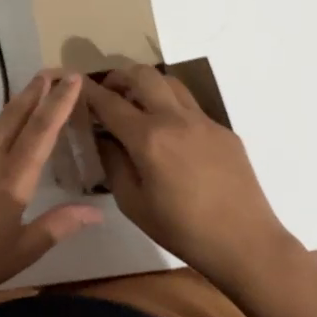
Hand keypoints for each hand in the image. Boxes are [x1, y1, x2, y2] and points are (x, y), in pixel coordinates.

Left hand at [0, 71, 102, 310]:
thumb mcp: (25, 250)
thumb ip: (60, 225)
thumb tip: (98, 211)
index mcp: (12, 180)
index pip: (41, 132)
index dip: (58, 103)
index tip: (70, 78)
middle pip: (14, 117)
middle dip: (34, 92)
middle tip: (51, 71)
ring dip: (14, 108)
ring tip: (31, 95)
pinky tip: (0, 133)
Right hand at [79, 66, 291, 280]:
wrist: (244, 241)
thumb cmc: (180, 229)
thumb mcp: (132, 203)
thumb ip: (113, 163)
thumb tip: (103, 139)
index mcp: (148, 138)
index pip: (109, 102)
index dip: (86, 90)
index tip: (72, 83)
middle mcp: (175, 119)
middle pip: (143, 75)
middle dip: (119, 77)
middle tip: (108, 93)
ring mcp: (204, 122)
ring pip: (171, 83)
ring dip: (148, 86)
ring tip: (137, 107)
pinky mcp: (223, 131)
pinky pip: (190, 107)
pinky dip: (171, 108)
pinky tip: (169, 137)